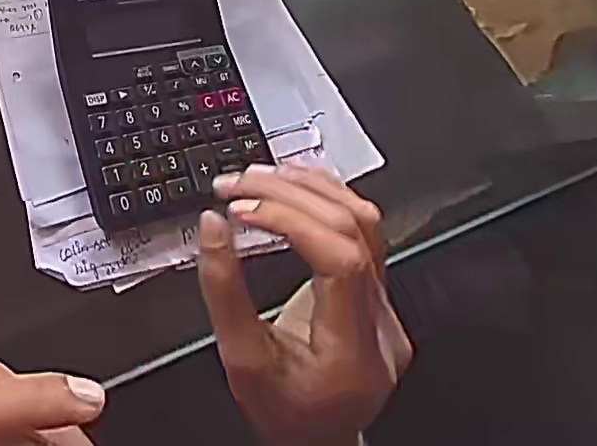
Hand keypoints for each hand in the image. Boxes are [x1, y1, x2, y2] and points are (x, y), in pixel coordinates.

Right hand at [198, 163, 411, 445]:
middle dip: (286, 194)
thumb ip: (223, 292)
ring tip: (259, 176)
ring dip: (306, 186)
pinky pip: (360, 226)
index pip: (339, 258)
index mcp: (353, 350)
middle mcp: (380, 322)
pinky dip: (322, 194)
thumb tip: (212, 226)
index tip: (241, 209)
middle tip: (235, 184)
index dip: (289, 220)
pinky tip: (292, 182)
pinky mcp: (375, 288)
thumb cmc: (283, 412)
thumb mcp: (240, 361)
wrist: (316, 438)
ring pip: (362, 220)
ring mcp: (384, 304)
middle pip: (349, 228)